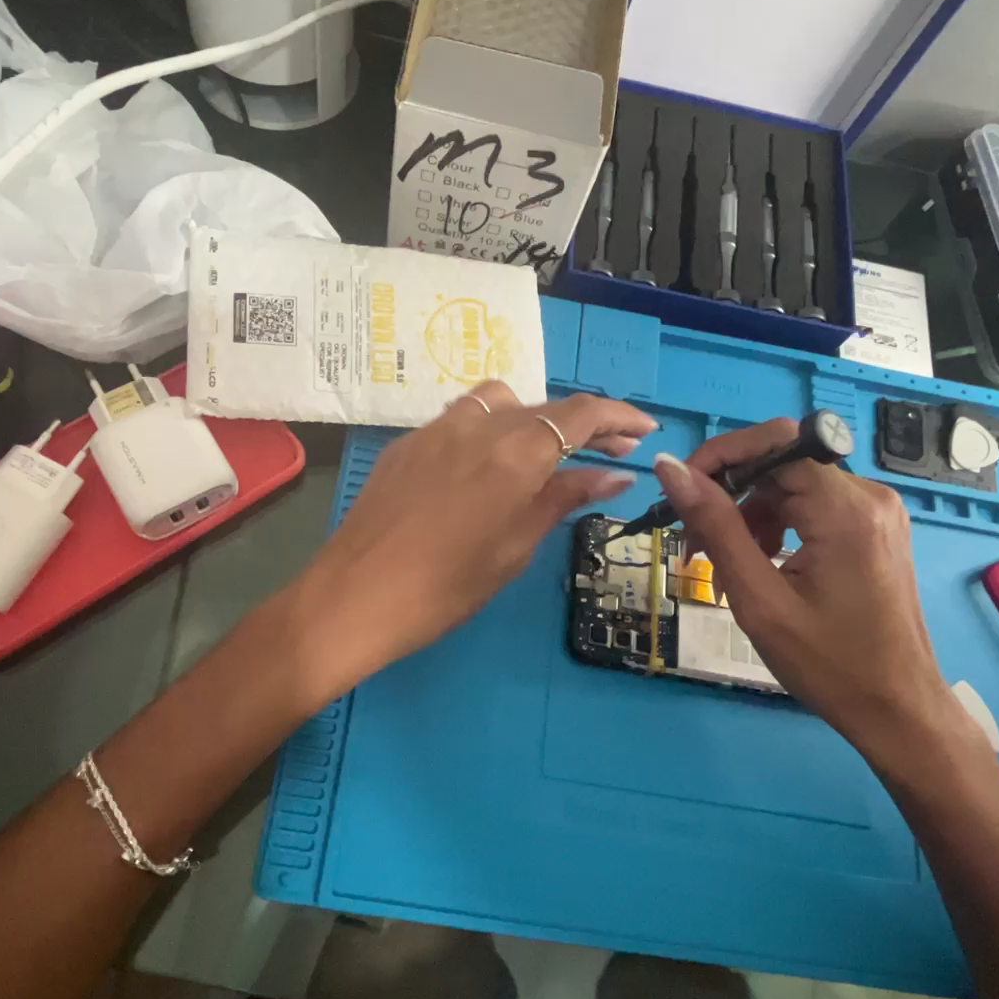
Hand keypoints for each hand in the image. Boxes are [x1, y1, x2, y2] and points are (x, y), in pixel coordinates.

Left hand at [296, 381, 654, 688]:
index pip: (580, 414)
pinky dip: (490, 429)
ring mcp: (436, 428)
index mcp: (514, 452)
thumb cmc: (445, 588)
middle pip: (542, 405)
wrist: (355, 597)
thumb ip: (561, 499)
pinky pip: (460, 419)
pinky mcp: (407, 442)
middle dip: (582, 423)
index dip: (619, 416)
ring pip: (498, 401)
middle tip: (610, 452)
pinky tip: (488, 466)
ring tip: (546, 454)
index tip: (643, 430)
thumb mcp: (514, 548)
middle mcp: (477, 424)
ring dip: (533, 417)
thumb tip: (614, 475)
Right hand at [649, 418, 966, 763]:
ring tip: (723, 569)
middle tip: (693, 545)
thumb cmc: (828, 664)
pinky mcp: (872, 530)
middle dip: (727, 495)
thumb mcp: (758, 598)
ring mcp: (874, 512)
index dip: (719, 457)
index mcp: (846, 509)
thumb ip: (714, 526)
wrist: (898, 711)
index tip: (681, 495)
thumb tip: (668, 469)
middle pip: (779, 463)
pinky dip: (773, 528)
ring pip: (789, 486)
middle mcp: (868, 496)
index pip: (773, 442)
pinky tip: (759, 568)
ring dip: (746, 517)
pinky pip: (809, 508)